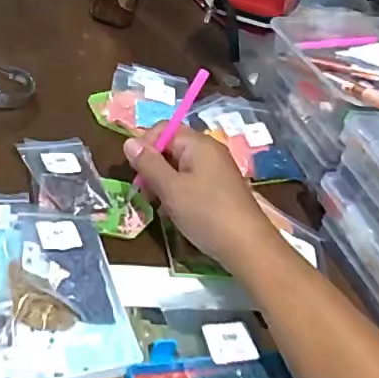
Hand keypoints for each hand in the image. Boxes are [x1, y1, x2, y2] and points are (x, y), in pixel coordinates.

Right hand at [125, 132, 295, 278]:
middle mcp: (209, 150)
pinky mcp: (222, 188)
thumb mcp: (171, 189)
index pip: (162, 128)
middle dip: (153, 166)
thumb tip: (129, 142)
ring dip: (165, 181)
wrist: (249, 248)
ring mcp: (218, 169)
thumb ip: (148, 164)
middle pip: (171, 146)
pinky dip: (180, 191)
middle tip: (145, 193)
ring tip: (159, 206)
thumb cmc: (206, 213)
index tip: (136, 172)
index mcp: (198, 143)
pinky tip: (177, 212)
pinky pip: (193, 179)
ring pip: (180, 165)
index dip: (145, 146)